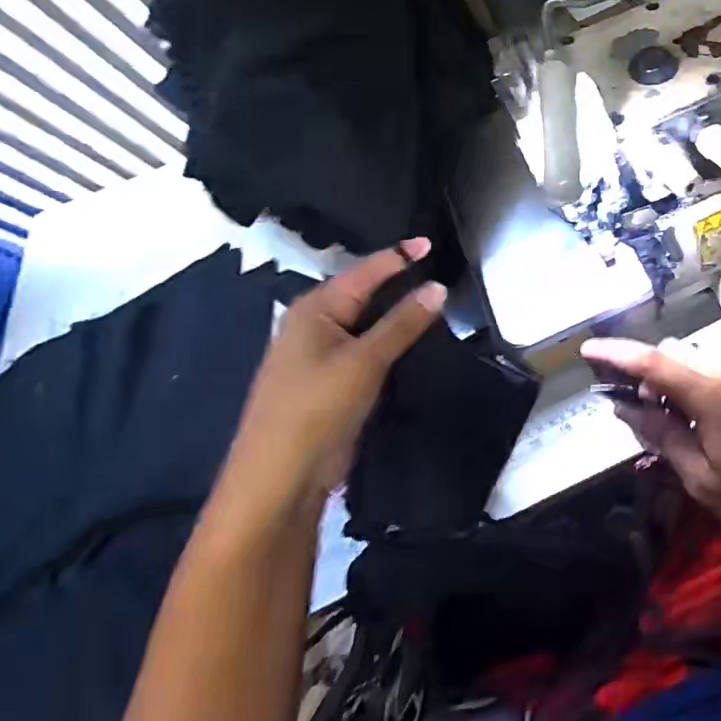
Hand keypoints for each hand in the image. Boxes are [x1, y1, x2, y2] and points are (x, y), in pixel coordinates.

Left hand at [213, 240, 446, 529]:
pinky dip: (389, 340)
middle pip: (364, 293)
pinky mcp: (330, 380)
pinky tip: (413, 341)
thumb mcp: (365, 361)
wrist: (279, 478)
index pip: (365, 271)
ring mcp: (320, 354)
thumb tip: (438, 287)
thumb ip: (403, 322)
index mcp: (314, 308)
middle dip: (399, 281)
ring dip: (397, 314)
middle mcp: (314, 323)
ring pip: (366, 322)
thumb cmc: (317, 409)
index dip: (400, 256)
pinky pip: (365, 348)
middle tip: (441, 270)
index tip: (433, 242)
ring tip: (437, 300)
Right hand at [582, 338, 720, 573]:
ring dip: (665, 379)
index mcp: (716, 394)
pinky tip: (681, 414)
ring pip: (691, 363)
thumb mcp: (701, 478)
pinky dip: (687, 385)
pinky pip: (710, 374)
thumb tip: (627, 406)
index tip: (588, 349)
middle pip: (673, 356)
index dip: (618, 354)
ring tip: (649, 412)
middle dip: (642, 369)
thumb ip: (662, 434)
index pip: (656, 362)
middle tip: (621, 400)